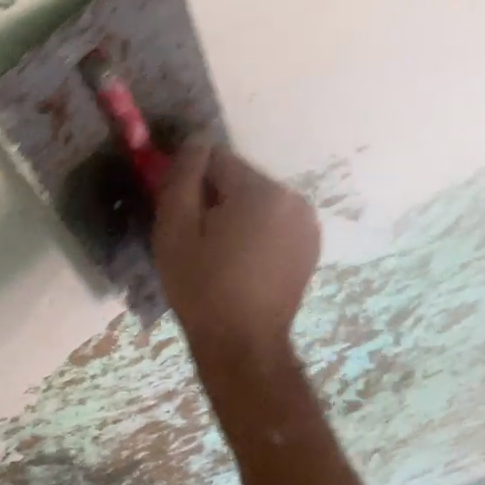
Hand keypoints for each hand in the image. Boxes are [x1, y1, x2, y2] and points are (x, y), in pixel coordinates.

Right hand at [152, 139, 320, 355]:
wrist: (243, 345)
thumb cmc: (202, 288)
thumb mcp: (174, 230)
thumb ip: (182, 176)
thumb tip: (195, 140)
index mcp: (261, 191)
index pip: (217, 159)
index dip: (191, 181)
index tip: (177, 211)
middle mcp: (293, 198)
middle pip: (240, 180)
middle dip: (215, 198)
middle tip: (195, 238)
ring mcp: (307, 223)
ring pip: (257, 201)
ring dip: (236, 215)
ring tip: (218, 254)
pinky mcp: (310, 246)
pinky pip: (274, 223)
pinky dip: (256, 232)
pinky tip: (241, 263)